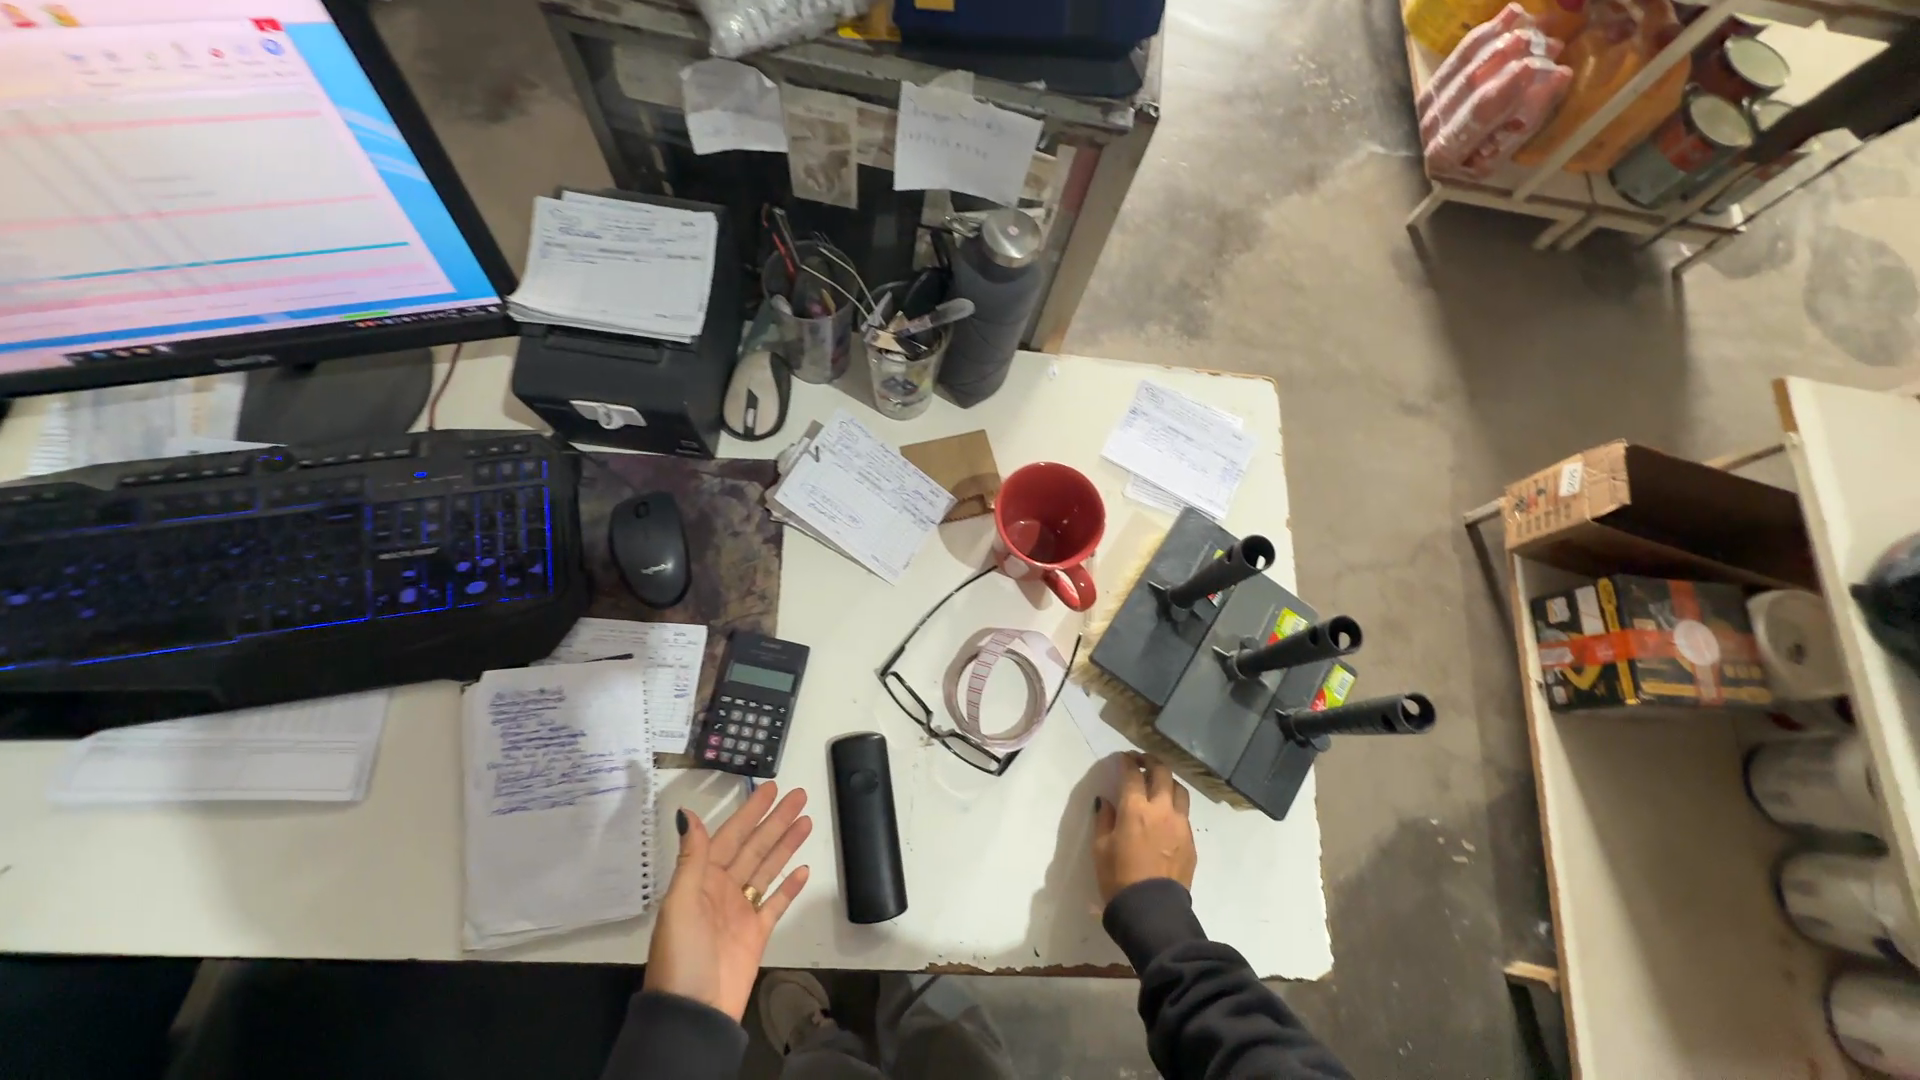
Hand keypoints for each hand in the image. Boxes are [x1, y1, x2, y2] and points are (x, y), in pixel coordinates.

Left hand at [645, 782, 811, 1020]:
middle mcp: (722, 889)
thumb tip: (687, 813)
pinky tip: (805, 869)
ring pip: (768, 868)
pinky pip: (776, 903)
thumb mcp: (681, 902)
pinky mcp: (757, 933)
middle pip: (754, 847)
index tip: (770, 788)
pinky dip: (790, 886)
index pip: (731, 835)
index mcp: (702, 879)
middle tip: (799, 796)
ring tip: (806, 820)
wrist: (693, 1010)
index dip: (750, 812)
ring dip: (786, 844)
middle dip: (775, 821)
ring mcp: (741, 911)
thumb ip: (692, 857)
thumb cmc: (682, 954)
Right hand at [1092, 753, 1195, 903]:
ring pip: (1180, 790)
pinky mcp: (1191, 841)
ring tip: (1159, 785)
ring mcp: (1180, 824)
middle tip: (1142, 762)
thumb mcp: (1100, 848)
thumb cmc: (1118, 878)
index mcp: (1136, 809)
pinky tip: (1166, 816)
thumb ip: (1105, 819)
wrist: (1152, 910)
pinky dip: (1175, 806)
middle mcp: (1162, 810)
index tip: (1123, 758)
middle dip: (1151, 762)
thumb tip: (1107, 801)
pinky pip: (1184, 814)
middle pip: (1162, 773)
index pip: (1133, 774)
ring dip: (1168, 782)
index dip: (1128, 762)